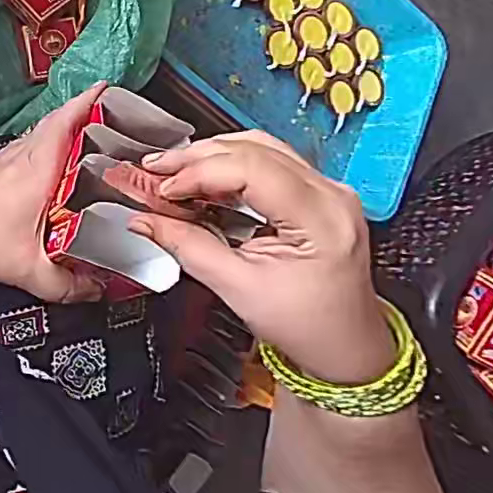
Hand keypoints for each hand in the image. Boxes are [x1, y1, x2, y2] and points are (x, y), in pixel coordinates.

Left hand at [0, 83, 106, 303]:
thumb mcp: (28, 269)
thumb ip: (66, 284)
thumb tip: (98, 290)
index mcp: (39, 165)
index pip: (67, 121)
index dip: (88, 102)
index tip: (108, 87)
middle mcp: (25, 152)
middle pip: (59, 119)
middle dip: (86, 110)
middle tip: (113, 113)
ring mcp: (9, 156)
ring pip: (45, 130)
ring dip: (68, 124)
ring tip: (95, 133)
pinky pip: (33, 142)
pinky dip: (51, 140)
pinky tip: (59, 159)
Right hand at [130, 131, 394, 383]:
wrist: (346, 346)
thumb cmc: (308, 327)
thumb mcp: (238, 289)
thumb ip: (187, 246)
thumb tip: (146, 220)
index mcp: (320, 220)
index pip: (250, 169)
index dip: (198, 173)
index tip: (164, 189)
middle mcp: (331, 194)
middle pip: (252, 149)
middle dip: (196, 158)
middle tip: (155, 171)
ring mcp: (327, 188)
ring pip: (258, 146)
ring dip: (210, 155)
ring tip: (173, 171)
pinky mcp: (315, 190)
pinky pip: (267, 159)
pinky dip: (228, 163)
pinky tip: (202, 176)